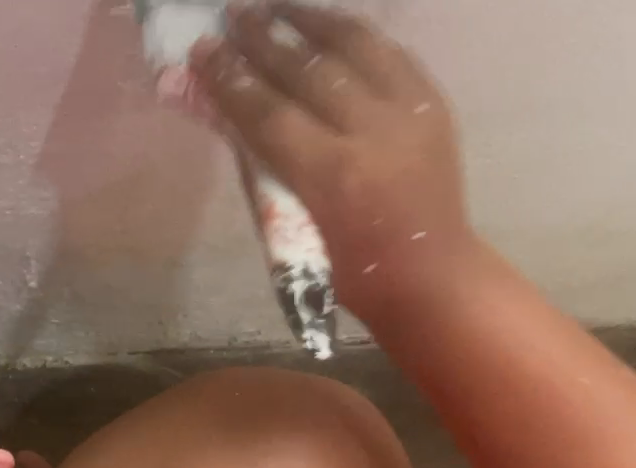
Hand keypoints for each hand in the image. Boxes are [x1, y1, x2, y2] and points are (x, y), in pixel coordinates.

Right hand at [192, 2, 475, 322]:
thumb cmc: (346, 270)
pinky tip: (327, 25)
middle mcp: (371, 132)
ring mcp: (407, 111)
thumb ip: (265, 173)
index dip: (232, 79)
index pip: (269, 113)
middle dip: (263, 39)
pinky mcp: (431, 103)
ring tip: (274, 5)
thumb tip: (232, 119)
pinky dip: (352, 35)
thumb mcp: (293, 231)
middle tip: (232, 16)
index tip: (204, 51)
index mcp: (330, 176)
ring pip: (353, 46)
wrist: (426, 273)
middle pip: (306, 71)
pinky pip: (387, 52)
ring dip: (308, 20)